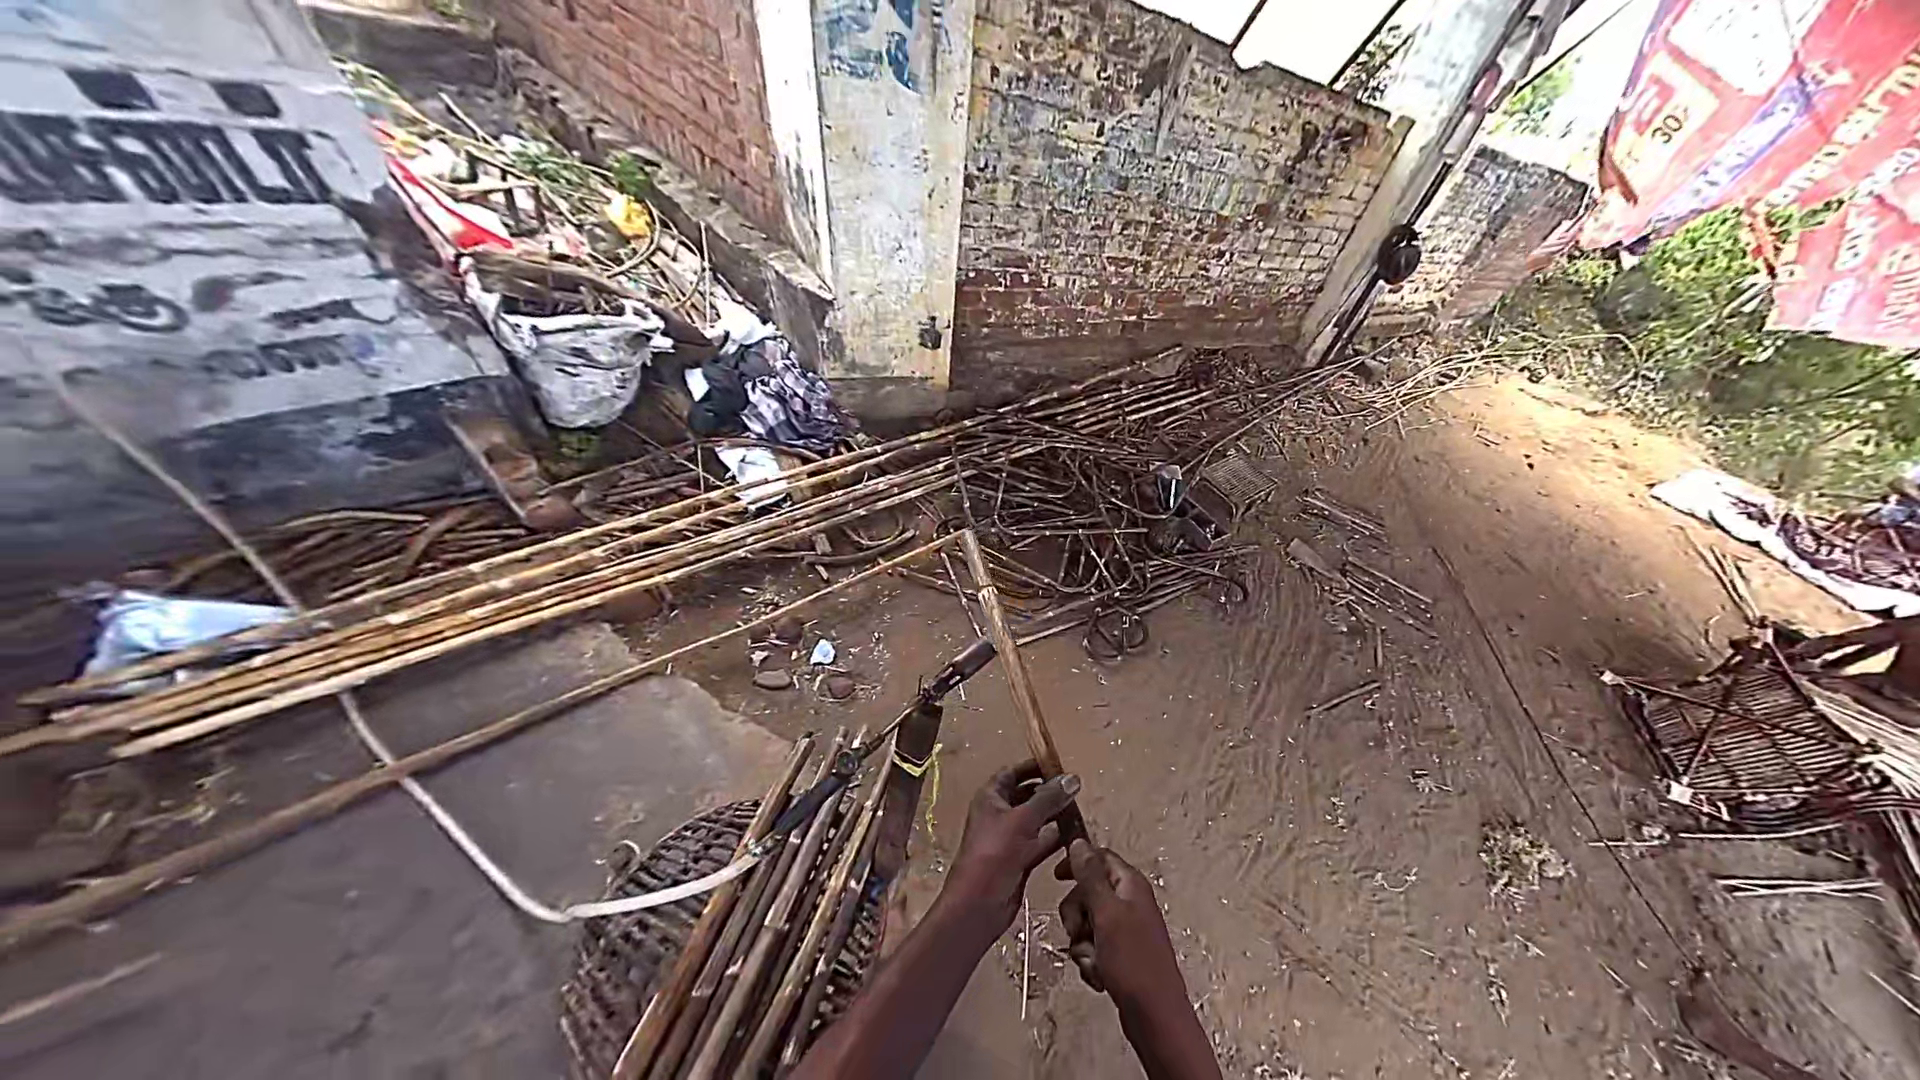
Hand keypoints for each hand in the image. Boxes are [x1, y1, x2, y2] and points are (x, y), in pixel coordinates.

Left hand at [942, 760, 1079, 931]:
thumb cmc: (995, 853)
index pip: (1012, 773)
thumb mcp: (1022, 820)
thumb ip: (1048, 799)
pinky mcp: (1020, 859)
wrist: (979, 904)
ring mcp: (1009, 838)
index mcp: (990, 797)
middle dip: (1048, 792)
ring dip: (1055, 815)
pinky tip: (1075, 835)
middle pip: (1026, 795)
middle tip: (1076, 789)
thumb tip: (1072, 779)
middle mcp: (999, 814)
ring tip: (1079, 809)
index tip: (1059, 765)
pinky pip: (1041, 842)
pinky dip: (1055, 838)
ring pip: (1036, 820)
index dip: (1033, 767)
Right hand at [1055, 839, 1184, 1003]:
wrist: (1155, 1017)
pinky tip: (1099, 975)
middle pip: (1087, 891)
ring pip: (1086, 922)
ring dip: (1082, 942)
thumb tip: (1079, 842)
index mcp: (1130, 884)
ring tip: (1093, 960)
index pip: (1098, 857)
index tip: (1056, 877)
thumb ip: (1090, 876)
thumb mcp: (1107, 912)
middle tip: (1079, 931)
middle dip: (1076, 913)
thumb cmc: (1132, 960)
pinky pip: (1092, 947)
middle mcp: (1128, 902)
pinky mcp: (1119, 954)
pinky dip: (1090, 960)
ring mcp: (1124, 929)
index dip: (1076, 862)